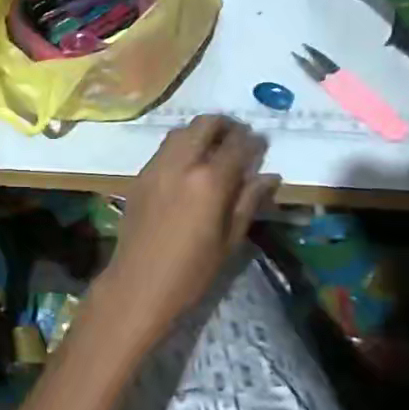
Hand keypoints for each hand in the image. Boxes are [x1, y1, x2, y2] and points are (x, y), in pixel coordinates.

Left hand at [97, 116, 278, 339]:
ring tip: (215, 146)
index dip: (254, 141)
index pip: (238, 145)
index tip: (262, 143)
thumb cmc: (192, 272)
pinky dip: (181, 144)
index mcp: (210, 181)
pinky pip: (164, 148)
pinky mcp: (140, 175)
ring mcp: (157, 166)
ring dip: (201, 131)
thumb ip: (249, 201)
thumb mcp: (229, 240)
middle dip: (226, 125)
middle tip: (239, 137)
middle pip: (206, 125)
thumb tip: (270, 176)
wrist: (138, 285)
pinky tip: (190, 162)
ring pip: (182, 131)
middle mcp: (182, 164)